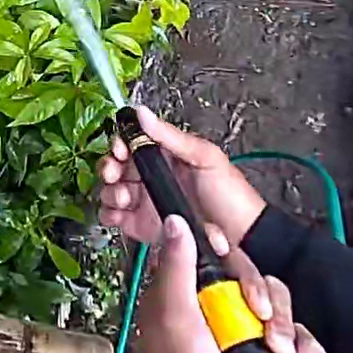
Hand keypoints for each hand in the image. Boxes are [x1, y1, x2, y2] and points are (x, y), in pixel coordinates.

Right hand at [98, 106, 265, 248]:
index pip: (129, 142)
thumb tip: (142, 112)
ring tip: (126, 198)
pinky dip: (109, 214)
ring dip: (110, 192)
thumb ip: (170, 136)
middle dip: (108, 167)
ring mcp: (144, 201)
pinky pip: (114, 217)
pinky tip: (119, 214)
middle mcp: (150, 176)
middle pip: (114, 165)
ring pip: (110, 190)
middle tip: (114, 174)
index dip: (119, 144)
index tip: (120, 151)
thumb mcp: (204, 157)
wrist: (244, 240)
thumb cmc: (231, 195)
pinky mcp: (141, 225)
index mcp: (163, 155)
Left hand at [140, 215, 330, 352]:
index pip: (206, 251)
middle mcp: (217, 307)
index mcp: (185, 293)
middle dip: (258, 290)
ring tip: (280, 351)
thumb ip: (176, 268)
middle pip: (247, 272)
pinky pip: (304, 340)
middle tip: (259, 313)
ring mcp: (249, 334)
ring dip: (287, 326)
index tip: (225, 250)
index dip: (219, 246)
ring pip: (279, 302)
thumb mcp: (174, 319)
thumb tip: (174, 220)